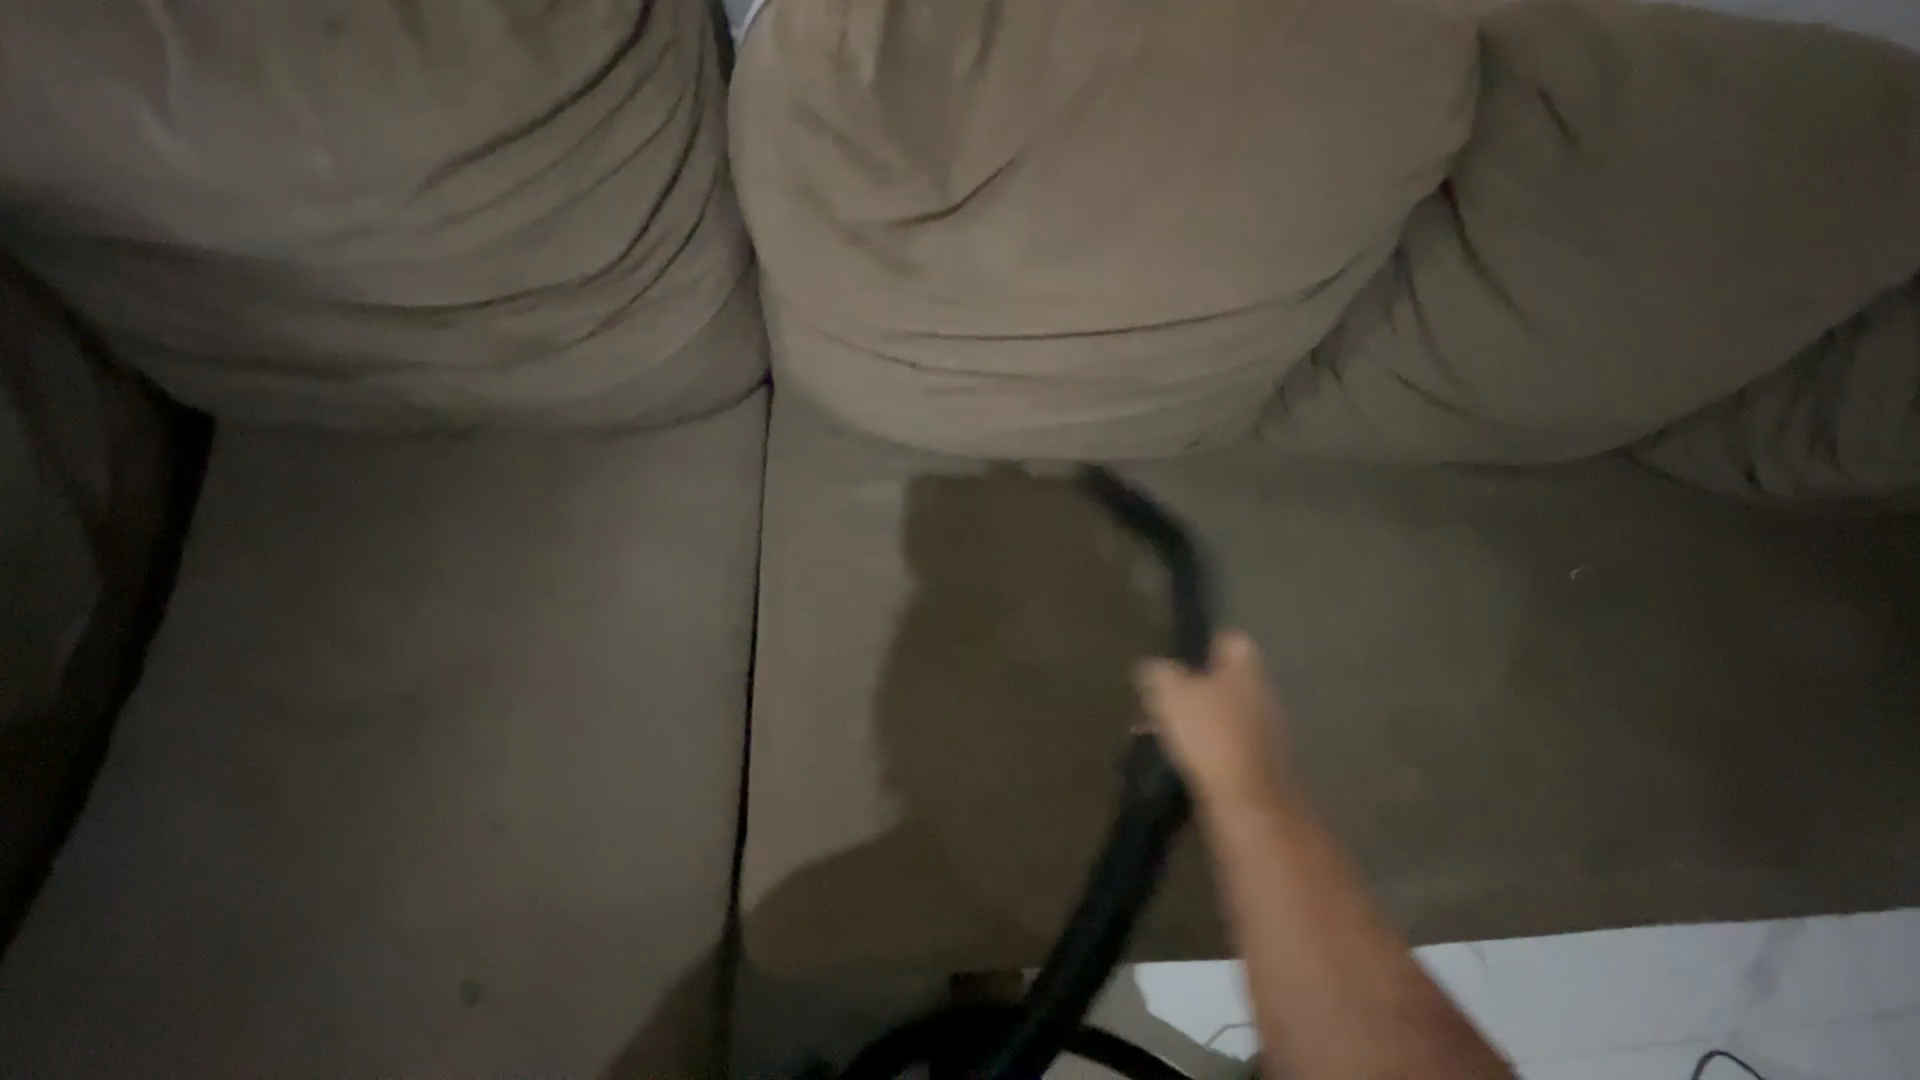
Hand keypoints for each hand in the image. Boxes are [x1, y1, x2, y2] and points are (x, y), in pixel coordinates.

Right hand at [1135, 631, 1287, 809]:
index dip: (1203, 644)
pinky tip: (1175, 758)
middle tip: (1159, 697)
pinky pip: (1222, 745)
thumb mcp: (1171, 694)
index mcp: (1245, 668)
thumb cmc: (1209, 734)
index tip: (1176, 654)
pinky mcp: (1256, 764)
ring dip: (1194, 720)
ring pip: (1220, 714)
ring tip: (1157, 731)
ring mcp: (1263, 730)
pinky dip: (1201, 748)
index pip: (1229, 640)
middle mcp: (1261, 693)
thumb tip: (1151, 665)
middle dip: (1192, 687)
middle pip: (1224, 680)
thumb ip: (1159, 673)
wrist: (1246, 800)